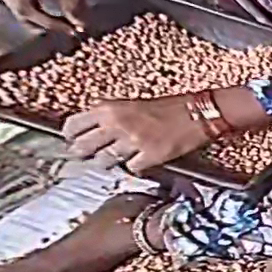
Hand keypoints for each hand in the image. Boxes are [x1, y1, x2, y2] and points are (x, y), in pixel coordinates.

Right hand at [0, 0, 89, 32]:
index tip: (72, 30)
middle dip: (46, 23)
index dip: (50, 23)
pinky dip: (34, 11)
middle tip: (69, 28)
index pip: (26, 9)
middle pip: (20, 12)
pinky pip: (16, 3)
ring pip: (18, 10)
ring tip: (63, 22)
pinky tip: (50, 15)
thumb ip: (73, 2)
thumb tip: (80, 24)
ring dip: (40, 19)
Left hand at [63, 96, 210, 173]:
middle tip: (88, 156)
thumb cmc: (172, 108)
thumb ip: (110, 115)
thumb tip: (95, 129)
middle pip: (83, 147)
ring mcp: (133, 141)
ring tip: (116, 159)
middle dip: (84, 153)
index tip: (74, 140)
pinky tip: (139, 162)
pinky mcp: (151, 156)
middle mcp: (116, 125)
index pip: (72, 125)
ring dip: (109, 162)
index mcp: (109, 109)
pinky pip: (131, 168)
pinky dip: (134, 167)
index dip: (71, 136)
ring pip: (105, 160)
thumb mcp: (132, 104)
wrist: (200, 114)